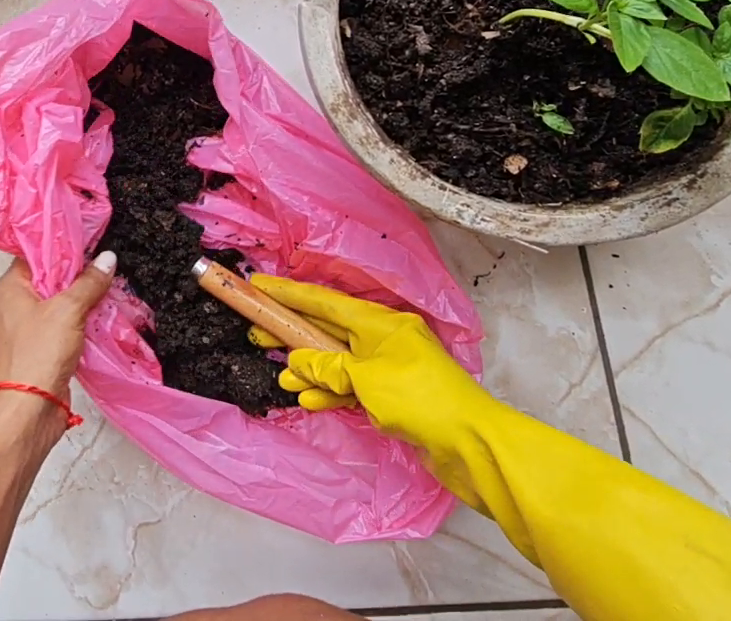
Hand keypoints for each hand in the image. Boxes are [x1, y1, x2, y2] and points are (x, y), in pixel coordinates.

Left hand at [0, 251, 116, 401]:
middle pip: (52, 278)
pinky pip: (66, 327)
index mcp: (11, 286)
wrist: (26, 412)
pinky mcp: (43, 349)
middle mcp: (16, 304)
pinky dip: (83, 323)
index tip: (92, 241)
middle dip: (80, 274)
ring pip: (61, 303)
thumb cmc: (36, 356)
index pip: (38, 253)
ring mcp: (29, 328)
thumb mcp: (68, 310)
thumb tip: (106, 259)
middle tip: (107, 266)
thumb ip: (89, 282)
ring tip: (111, 289)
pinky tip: (104, 318)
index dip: (65, 247)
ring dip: (85, 300)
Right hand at [249, 275, 485, 441]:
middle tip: (259, 333)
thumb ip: (326, 368)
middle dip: (293, 334)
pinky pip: (352, 387)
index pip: (323, 301)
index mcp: (380, 322)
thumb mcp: (365, 379)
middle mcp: (383, 339)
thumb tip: (300, 364)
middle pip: (328, 330)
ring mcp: (389, 368)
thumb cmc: (420, 399)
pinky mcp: (393, 397)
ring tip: (283, 379)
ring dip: (310, 371)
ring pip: (337, 362)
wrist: (472, 445)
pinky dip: (331, 392)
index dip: (288, 293)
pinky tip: (310, 401)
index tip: (258, 285)